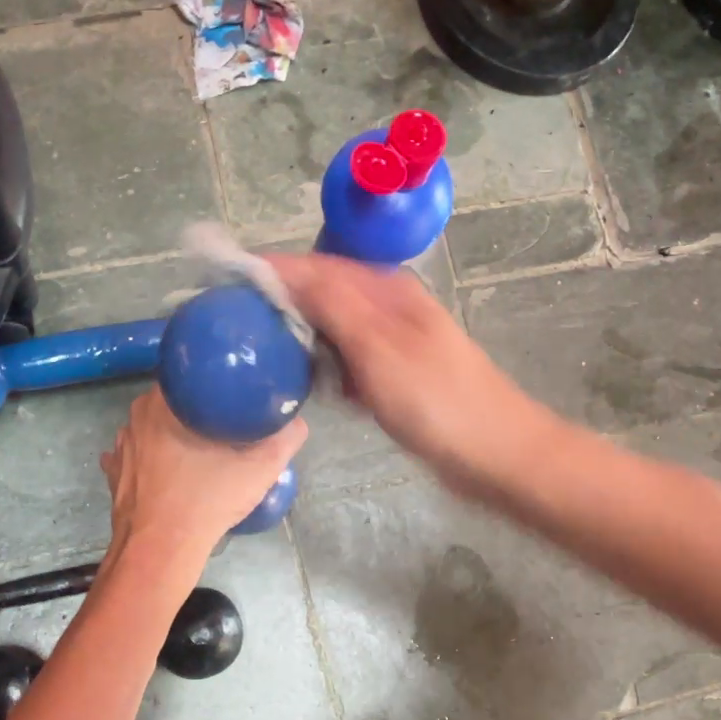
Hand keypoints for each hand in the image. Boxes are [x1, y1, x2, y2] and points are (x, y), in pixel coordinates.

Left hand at [100, 388, 306, 555]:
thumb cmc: (205, 501)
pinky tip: (170, 472)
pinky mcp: (114, 475)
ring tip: (200, 452)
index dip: (213, 385)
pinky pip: (137, 457)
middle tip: (225, 427)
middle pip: (173, 404)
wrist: (160, 551)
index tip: (232, 396)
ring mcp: (121, 448)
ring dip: (173, 437)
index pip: (189, 377)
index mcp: (163, 404)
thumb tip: (297, 422)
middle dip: (196, 412)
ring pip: (153, 430)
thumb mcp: (259, 469)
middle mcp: (135, 418)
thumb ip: (285, 440)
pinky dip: (153, 461)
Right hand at [265, 253, 559, 493]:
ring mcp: (392, 342)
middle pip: (322, 293)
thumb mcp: (378, 348)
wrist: (494, 454)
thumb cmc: (436, 402)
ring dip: (305, 340)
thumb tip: (280, 269)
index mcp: (386, 288)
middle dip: (283, 305)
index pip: (316, 265)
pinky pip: (348, 362)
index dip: (272, 271)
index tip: (225, 282)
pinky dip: (329, 370)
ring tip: (266, 356)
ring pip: (333, 329)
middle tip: (238, 327)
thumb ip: (331, 304)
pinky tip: (316, 387)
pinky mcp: (393, 376)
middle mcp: (388, 307)